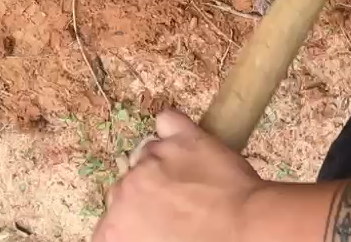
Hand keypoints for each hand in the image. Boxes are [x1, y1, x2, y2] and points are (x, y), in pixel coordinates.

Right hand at [93, 109, 267, 241]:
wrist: (244, 230)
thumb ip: (135, 235)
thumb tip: (142, 228)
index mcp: (117, 226)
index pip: (106, 227)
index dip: (125, 229)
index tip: (141, 230)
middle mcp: (129, 186)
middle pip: (123, 188)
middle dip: (141, 198)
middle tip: (167, 212)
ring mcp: (157, 155)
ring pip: (145, 154)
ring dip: (157, 166)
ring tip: (184, 181)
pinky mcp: (184, 135)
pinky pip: (167, 121)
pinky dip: (170, 128)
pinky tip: (180, 139)